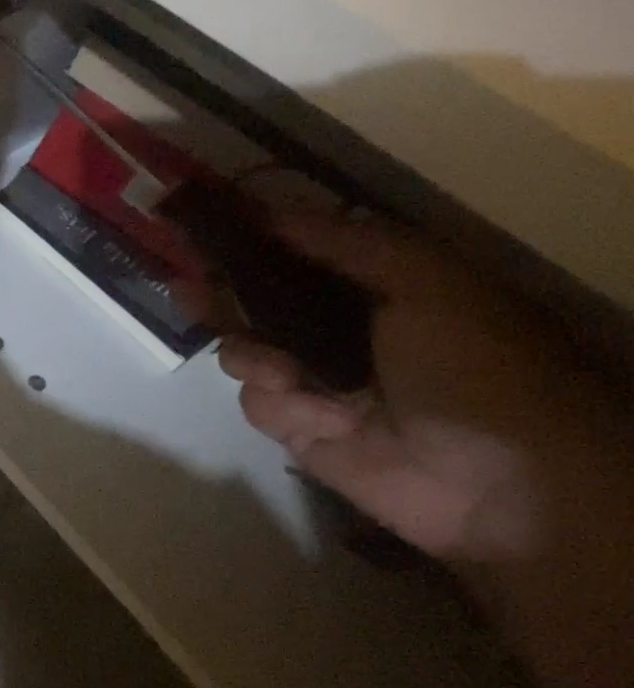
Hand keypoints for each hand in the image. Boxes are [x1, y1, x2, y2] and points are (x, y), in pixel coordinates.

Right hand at [219, 215, 616, 563]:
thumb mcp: (426, 281)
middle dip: (220, 294)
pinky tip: (322, 414)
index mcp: (373, 290)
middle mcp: (338, 331)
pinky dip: (282, 404)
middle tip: (187, 287)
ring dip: (253, 356)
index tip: (208, 230)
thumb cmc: (474, 364)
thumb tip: (268, 210)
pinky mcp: (299, 426)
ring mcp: (315, 380)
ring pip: (243, 352)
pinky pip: (257, 401)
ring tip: (284, 372)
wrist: (499, 477)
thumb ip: (346, 242)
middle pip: (255, 304)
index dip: (252, 243)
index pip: (297, 256)